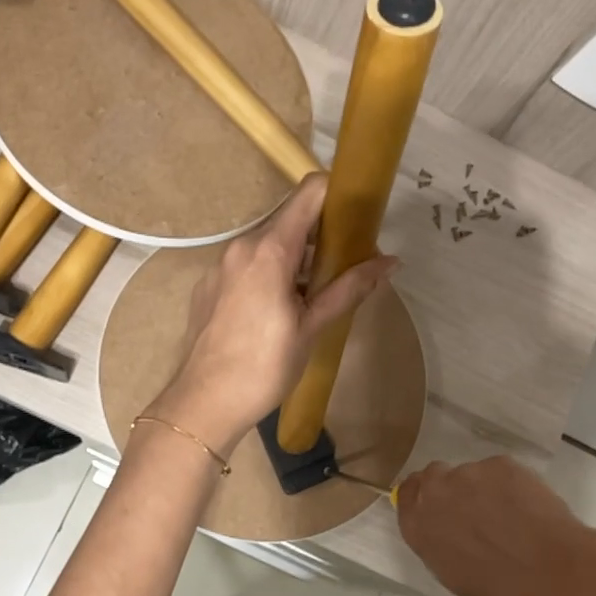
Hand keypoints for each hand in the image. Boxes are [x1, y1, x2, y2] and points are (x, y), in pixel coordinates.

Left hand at [149, 174, 398, 451]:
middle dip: (321, 236)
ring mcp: (220, 266)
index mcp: (269, 250)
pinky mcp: (208, 287)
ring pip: (267, 245)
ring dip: (295, 259)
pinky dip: (269, 274)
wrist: (204, 403)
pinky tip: (279, 311)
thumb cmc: (264, 367)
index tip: (358, 218)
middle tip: (345, 267)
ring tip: (315, 294)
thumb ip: (349, 288)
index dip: (337, 196)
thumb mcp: (312, 327)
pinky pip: (246, 266)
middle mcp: (240, 247)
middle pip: (289, 220)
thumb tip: (390, 263)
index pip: (308, 192)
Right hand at [396, 457, 595, 595]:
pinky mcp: (501, 463)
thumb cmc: (499, 588)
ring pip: (471, 473)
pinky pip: (500, 470)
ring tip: (512, 515)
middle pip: (435, 476)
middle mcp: (435, 492)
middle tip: (477, 509)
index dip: (422, 496)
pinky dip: (511, 484)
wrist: (551, 573)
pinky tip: (529, 508)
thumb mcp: (450, 572)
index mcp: (418, 525)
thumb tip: (442, 526)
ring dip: (484, 488)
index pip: (407, 494)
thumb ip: (435, 541)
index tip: (438, 503)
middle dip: (452, 488)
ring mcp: (468, 473)